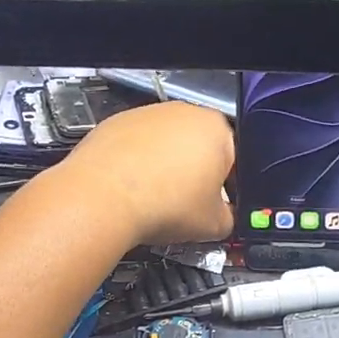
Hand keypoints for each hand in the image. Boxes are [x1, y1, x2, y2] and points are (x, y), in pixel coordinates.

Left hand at [58, 101, 233, 245]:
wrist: (102, 200)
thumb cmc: (158, 202)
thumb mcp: (214, 225)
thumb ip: (230, 217)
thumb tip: (225, 218)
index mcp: (217, 129)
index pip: (236, 160)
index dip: (228, 190)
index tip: (218, 208)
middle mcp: (184, 112)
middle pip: (200, 149)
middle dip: (196, 177)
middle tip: (187, 208)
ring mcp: (148, 115)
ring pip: (167, 147)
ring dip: (167, 171)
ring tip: (157, 203)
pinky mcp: (117, 124)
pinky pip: (137, 148)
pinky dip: (137, 167)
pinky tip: (135, 192)